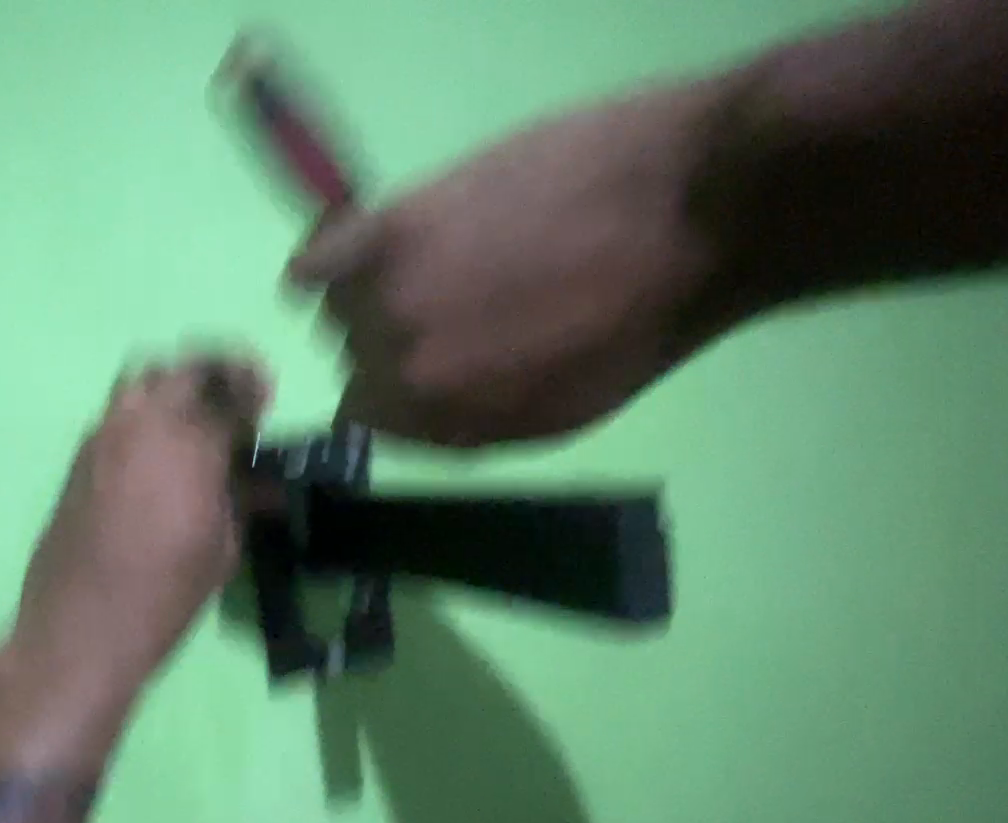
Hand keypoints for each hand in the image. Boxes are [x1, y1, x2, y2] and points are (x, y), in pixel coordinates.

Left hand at [9, 352, 271, 690]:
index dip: (254, 389)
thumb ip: (241, 501)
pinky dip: (144, 415)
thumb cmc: (164, 596)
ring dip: (174, 386)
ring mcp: (103, 436)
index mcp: (189, 443)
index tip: (266, 397)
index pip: (230, 392)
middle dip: (216, 374)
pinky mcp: (78, 457)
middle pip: (183, 369)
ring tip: (194, 418)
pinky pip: (116, 414)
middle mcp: (142, 423)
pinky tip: (157, 453)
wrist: (79, 627)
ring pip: (141, 380)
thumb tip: (263, 484)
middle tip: (235, 398)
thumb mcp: (222, 549)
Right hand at [287, 79, 755, 446]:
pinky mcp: (395, 216)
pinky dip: (321, 260)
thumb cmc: (635, 329)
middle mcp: (392, 356)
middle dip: (390, 346)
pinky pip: (316, 257)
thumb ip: (461, 428)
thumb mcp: (553, 420)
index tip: (414, 379)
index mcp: (431, 413)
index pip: (358, 420)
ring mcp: (388, 282)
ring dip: (371, 294)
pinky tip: (349, 256)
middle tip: (448, 313)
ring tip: (429, 270)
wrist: (691, 210)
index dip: (388, 400)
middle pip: (349, 358)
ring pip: (338, 306)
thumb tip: (406, 422)